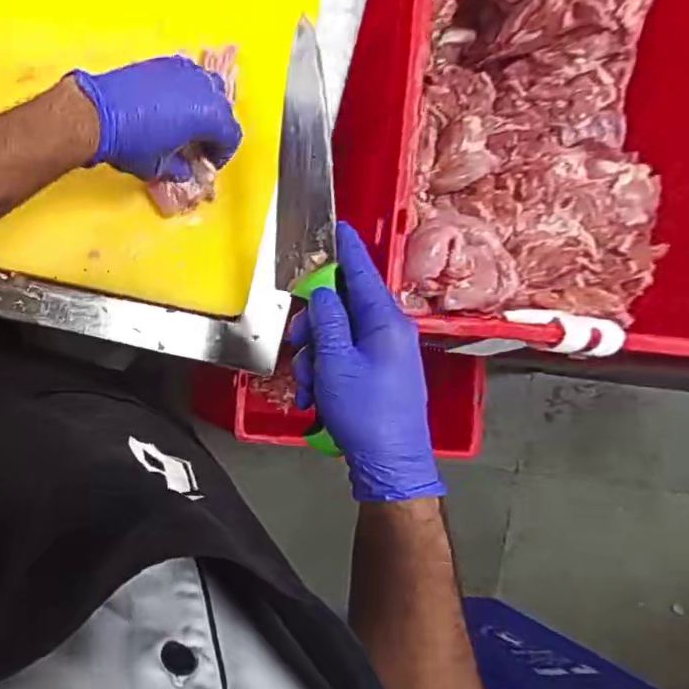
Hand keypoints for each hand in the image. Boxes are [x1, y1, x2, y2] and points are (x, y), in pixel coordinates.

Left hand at [67, 56, 241, 180]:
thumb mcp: (157, 167)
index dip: (222, 154)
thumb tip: (183, 170)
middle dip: (213, 130)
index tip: (208, 163)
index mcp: (209, 114)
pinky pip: (183, 80)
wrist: (97, 113)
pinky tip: (165, 111)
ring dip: (199, 109)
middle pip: (222, 109)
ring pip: (205, 89)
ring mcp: (184, 70)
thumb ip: (178, 169)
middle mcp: (203, 87)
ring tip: (182, 128)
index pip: (231, 135)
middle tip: (198, 147)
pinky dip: (182, 95)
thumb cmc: (131, 143)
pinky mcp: (163, 64)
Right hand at [290, 221, 445, 502]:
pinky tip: (316, 399)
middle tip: (298, 346)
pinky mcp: (377, 375)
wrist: (390, 460)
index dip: (347, 251)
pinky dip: (324, 377)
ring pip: (336, 340)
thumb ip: (327, 322)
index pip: (362, 275)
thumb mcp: (336, 362)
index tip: (339, 228)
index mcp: (385, 323)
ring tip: (311, 388)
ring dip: (314, 361)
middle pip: (341, 310)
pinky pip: (342, 362)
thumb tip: (323, 291)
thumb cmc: (366, 411)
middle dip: (313, 329)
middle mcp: (389, 334)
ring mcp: (385, 356)